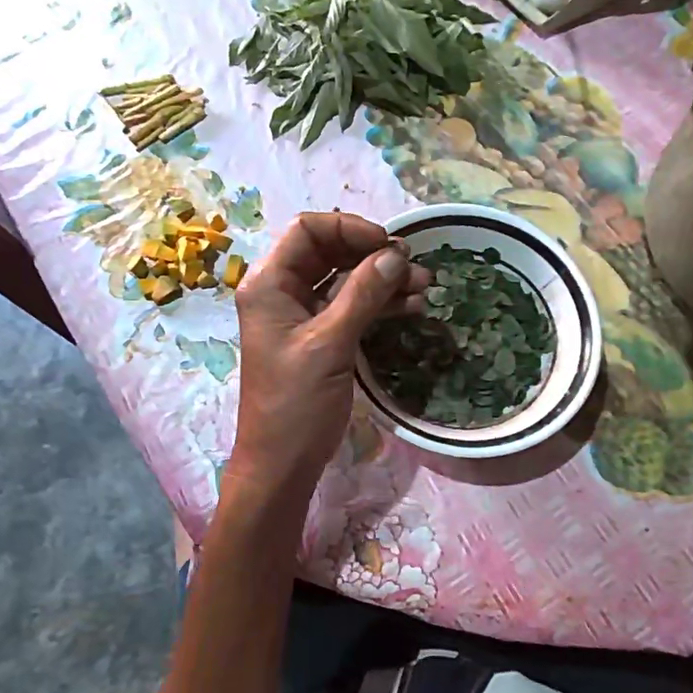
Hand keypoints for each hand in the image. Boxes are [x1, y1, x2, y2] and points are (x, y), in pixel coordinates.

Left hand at [227, 213, 428, 499]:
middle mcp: (280, 291)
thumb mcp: (330, 344)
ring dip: (382, 279)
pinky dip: (377, 303)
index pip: (307, 230)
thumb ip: (363, 294)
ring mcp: (298, 314)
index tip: (389, 246)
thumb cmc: (296, 404)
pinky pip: (348, 306)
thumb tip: (396, 255)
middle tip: (414, 268)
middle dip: (372, 255)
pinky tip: (411, 307)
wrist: (281, 464)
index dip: (349, 228)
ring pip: (343, 279)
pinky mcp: (317, 336)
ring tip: (424, 288)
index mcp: (268, 284)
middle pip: (328, 251)